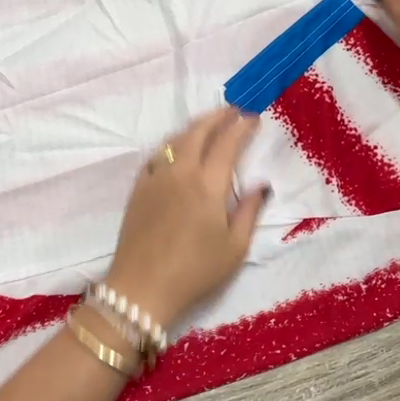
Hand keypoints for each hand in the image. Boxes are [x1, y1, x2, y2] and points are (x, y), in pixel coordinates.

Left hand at [106, 107, 267, 327]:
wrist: (142, 288)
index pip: (228, 143)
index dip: (242, 126)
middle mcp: (181, 172)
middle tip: (232, 111)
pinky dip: (172, 144)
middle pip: (199, 131)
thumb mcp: (234, 248)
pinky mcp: (138, 188)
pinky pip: (157, 155)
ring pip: (175, 140)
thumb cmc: (195, 272)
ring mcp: (155, 177)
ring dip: (195, 127)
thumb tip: (261, 185)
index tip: (253, 116)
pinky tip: (177, 150)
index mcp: (208, 185)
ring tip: (209, 125)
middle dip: (218, 116)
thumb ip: (249, 212)